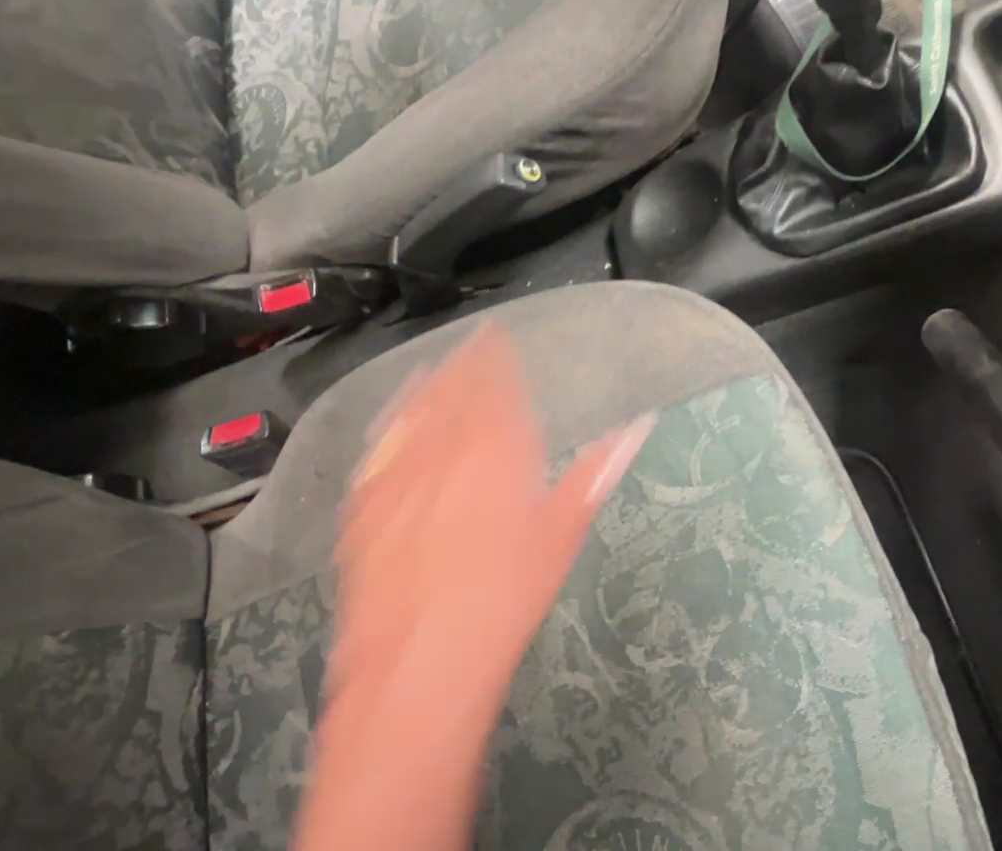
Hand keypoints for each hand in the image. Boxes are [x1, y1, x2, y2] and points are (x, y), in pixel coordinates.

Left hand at [293, 324, 653, 850]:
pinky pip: (374, 464)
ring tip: (425, 372)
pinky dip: (384, 438)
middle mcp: (440, 460)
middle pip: (447, 400)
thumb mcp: (562, 534)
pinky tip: (384, 433)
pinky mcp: (364, 520)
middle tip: (463, 343)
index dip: (491, 359)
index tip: (492, 336)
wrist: (418, 665)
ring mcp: (397, 488)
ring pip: (408, 425)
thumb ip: (594, 473)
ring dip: (418, 394)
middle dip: (456, 368)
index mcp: (493, 457)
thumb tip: (636, 428)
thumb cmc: (504, 601)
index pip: (491, 391)